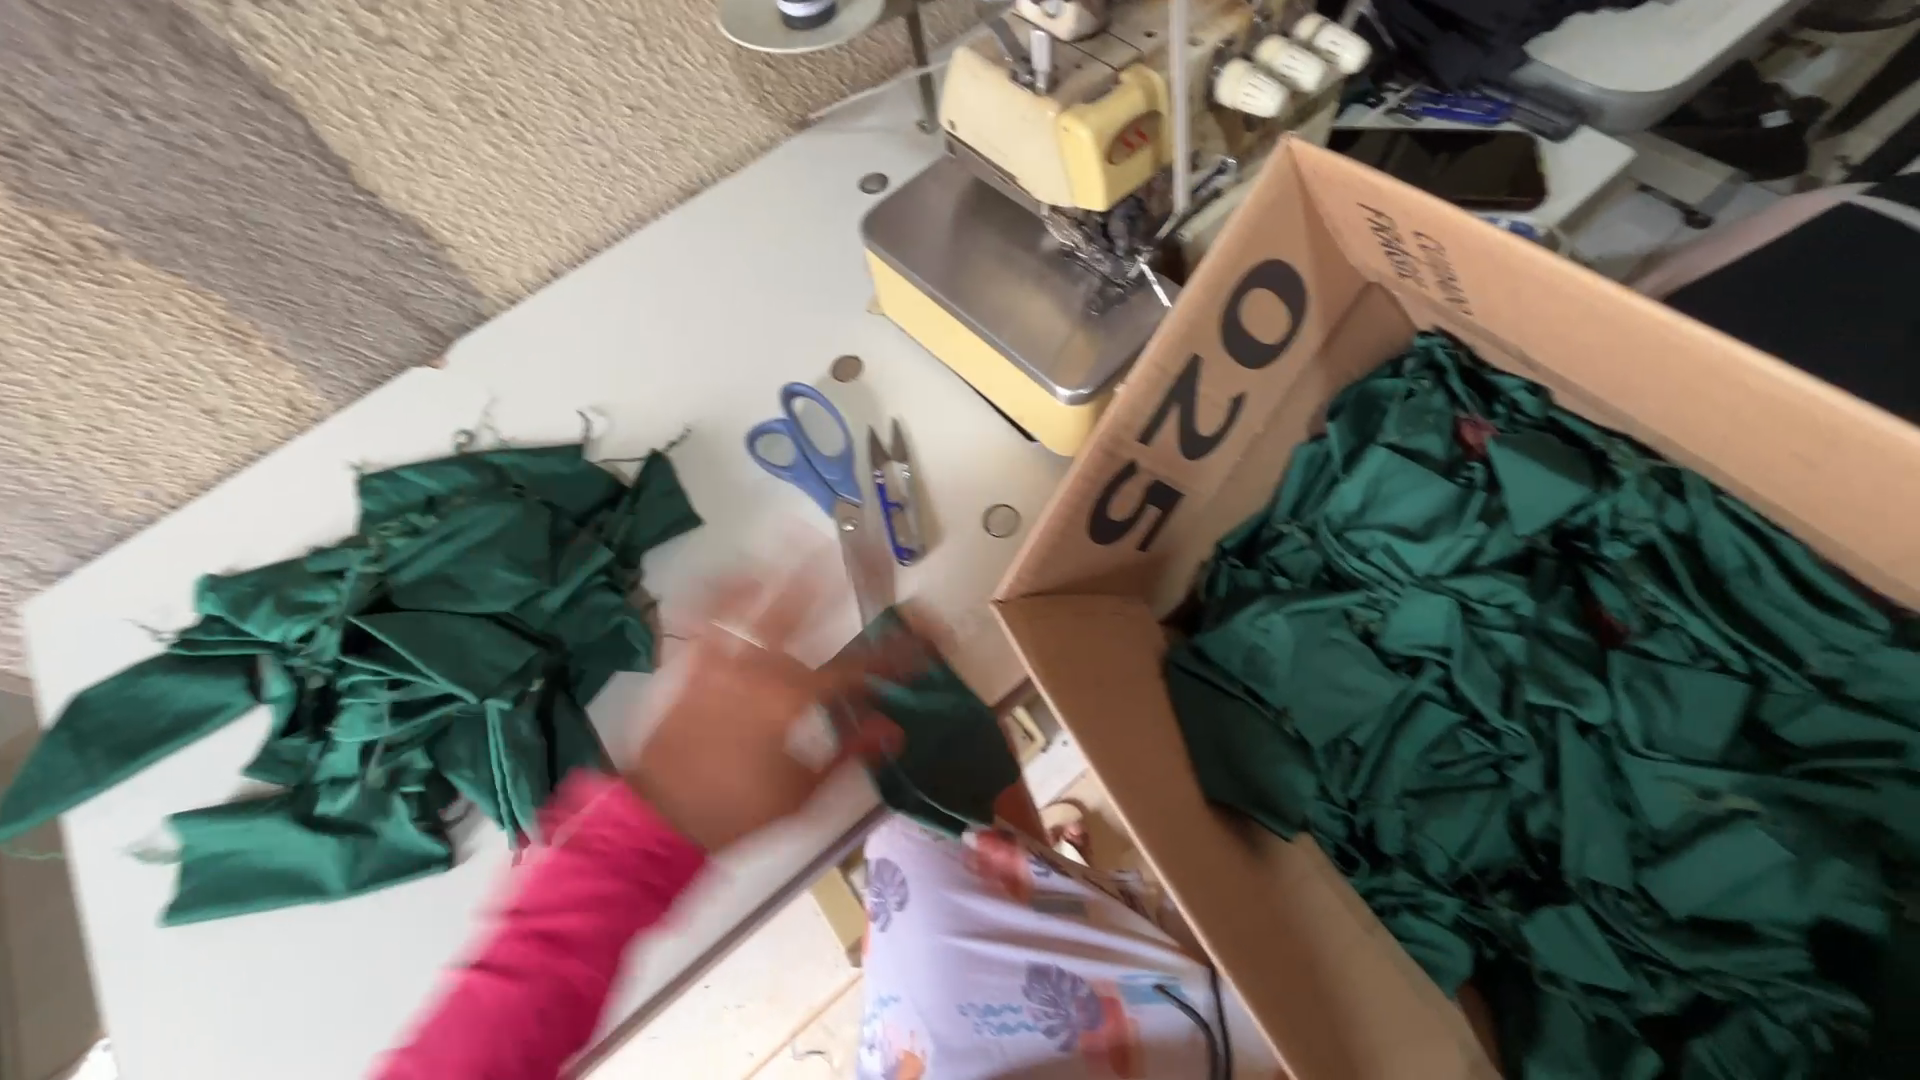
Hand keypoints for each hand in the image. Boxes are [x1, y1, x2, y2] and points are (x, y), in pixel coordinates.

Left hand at [623, 562, 912, 852]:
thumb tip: (895, 727)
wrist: (660, 818)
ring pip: (756, 602)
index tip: (923, 640)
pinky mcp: (691, 664)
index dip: (897, 654)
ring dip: (781, 568)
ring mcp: (721, 660)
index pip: (859, 669)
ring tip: (799, 536)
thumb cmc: (738, 810)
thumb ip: (852, 752)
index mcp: (794, 702)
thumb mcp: (805, 792)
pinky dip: (722, 589)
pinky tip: (737, 571)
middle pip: (806, 612)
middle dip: (838, 581)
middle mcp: (759, 669)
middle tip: (864, 557)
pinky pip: (707, 616)